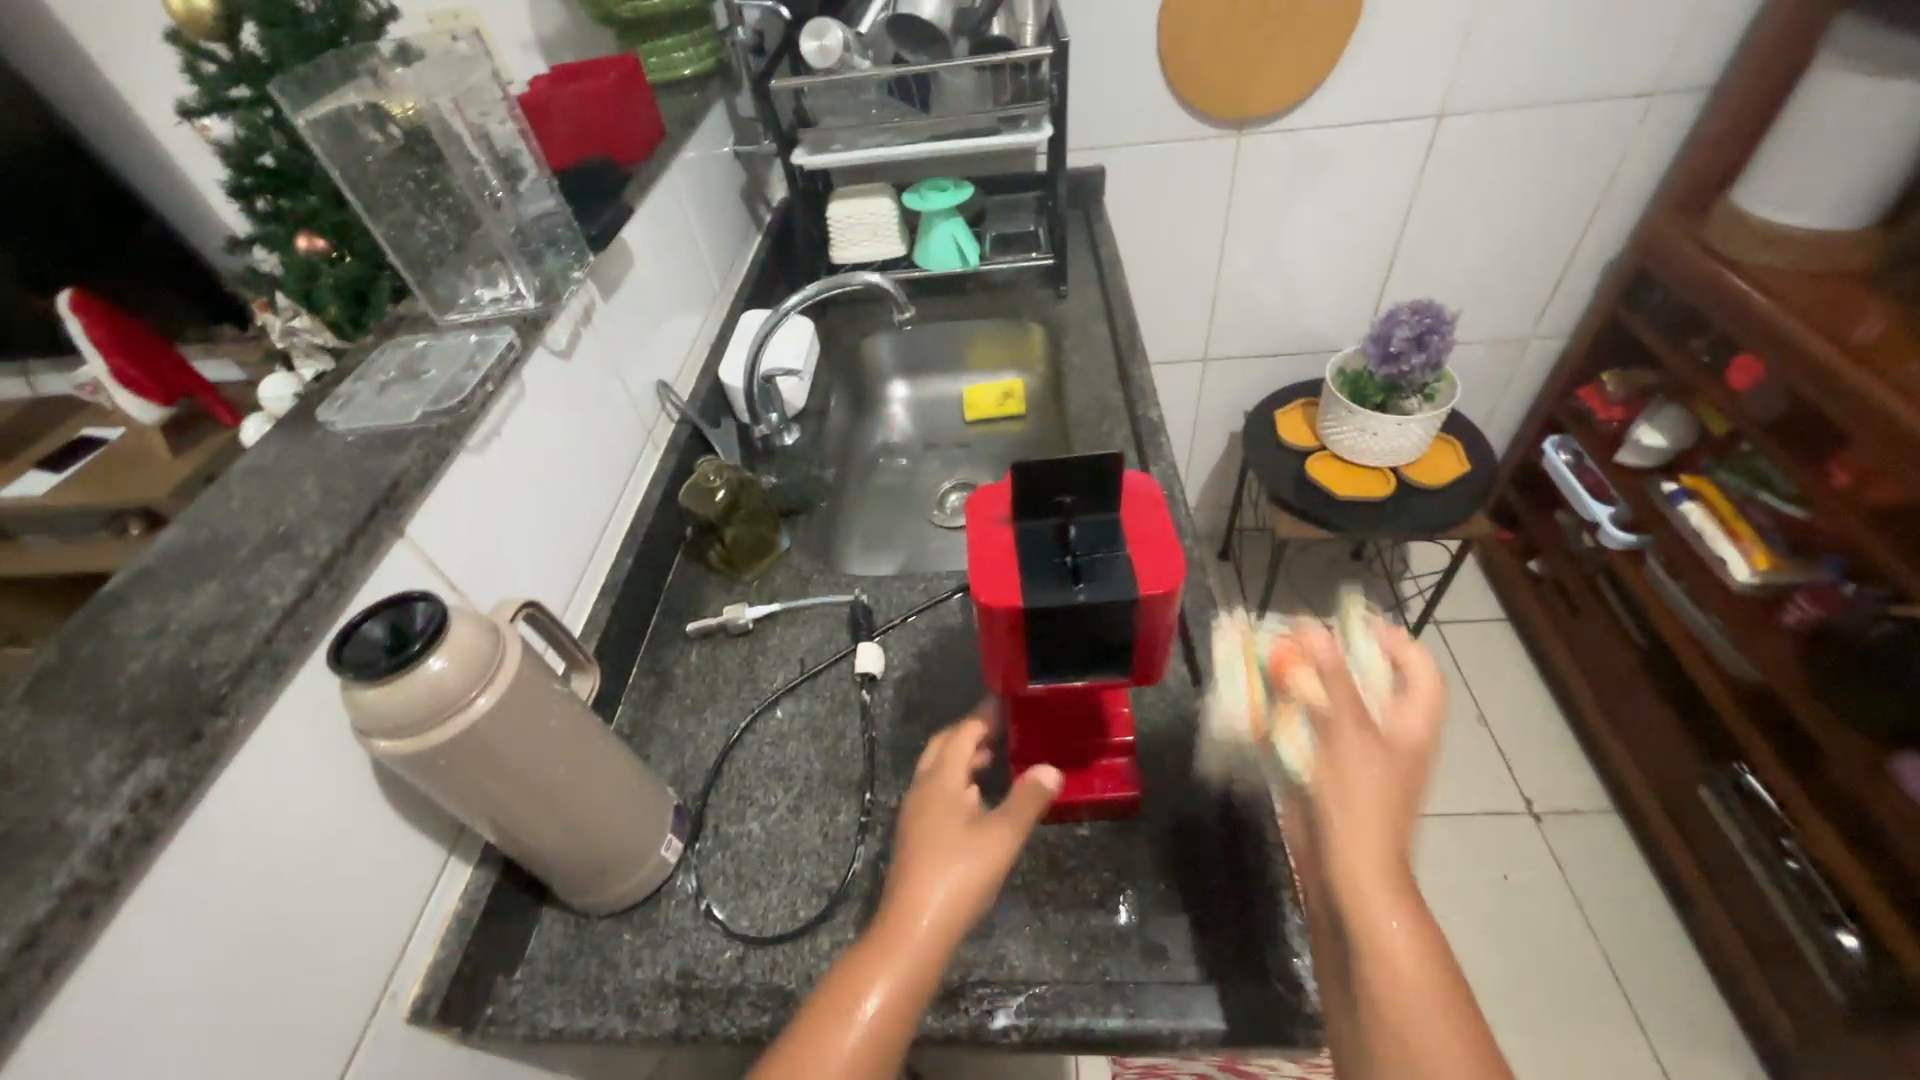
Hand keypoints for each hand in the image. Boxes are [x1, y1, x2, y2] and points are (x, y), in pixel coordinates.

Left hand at [877, 710, 1060, 951]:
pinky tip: (975, 802)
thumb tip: (1050, 768)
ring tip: (992, 760)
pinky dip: (956, 783)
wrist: (914, 927)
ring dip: (962, 759)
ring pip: (937, 772)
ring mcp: (914, 813)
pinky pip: (935, 793)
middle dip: (969, 733)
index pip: (962, 734)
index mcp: (940, 780)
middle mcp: (922, 789)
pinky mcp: (914, 835)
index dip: (983, 716)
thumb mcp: (1003, 836)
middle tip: (999, 727)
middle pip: (943, 747)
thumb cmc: (960, 875)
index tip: (1005, 703)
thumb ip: (1028, 799)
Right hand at [1288, 618, 1445, 902]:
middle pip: (1372, 684)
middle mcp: (1389, 735)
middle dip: (1338, 659)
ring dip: (1307, 685)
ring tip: (1276, 662)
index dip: (1394, 641)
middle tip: (1303, 639)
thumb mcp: (1349, 731)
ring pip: (1335, 707)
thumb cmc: (1360, 799)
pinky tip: (1265, 706)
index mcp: (1411, 724)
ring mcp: (1358, 756)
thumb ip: (1332, 677)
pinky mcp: (1329, 773)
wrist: (1347, 870)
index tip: (1354, 622)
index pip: (1419, 669)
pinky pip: (1311, 733)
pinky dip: (1291, 716)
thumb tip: (1313, 626)